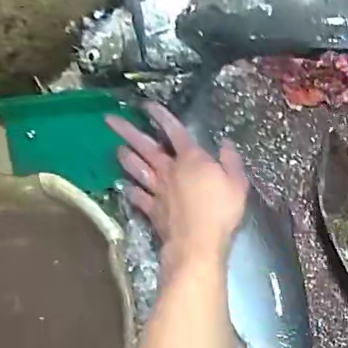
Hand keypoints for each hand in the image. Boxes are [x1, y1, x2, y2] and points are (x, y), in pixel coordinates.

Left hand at [108, 102, 247, 268]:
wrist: (198, 241)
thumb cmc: (221, 211)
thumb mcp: (237, 183)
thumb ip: (231, 162)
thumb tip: (226, 144)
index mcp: (191, 159)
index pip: (174, 131)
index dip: (161, 116)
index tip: (147, 105)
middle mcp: (169, 170)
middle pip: (145, 146)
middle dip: (128, 131)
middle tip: (109, 119)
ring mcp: (157, 190)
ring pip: (136, 169)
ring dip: (126, 157)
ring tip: (117, 149)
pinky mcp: (152, 209)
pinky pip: (137, 196)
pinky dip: (130, 190)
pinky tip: (124, 186)